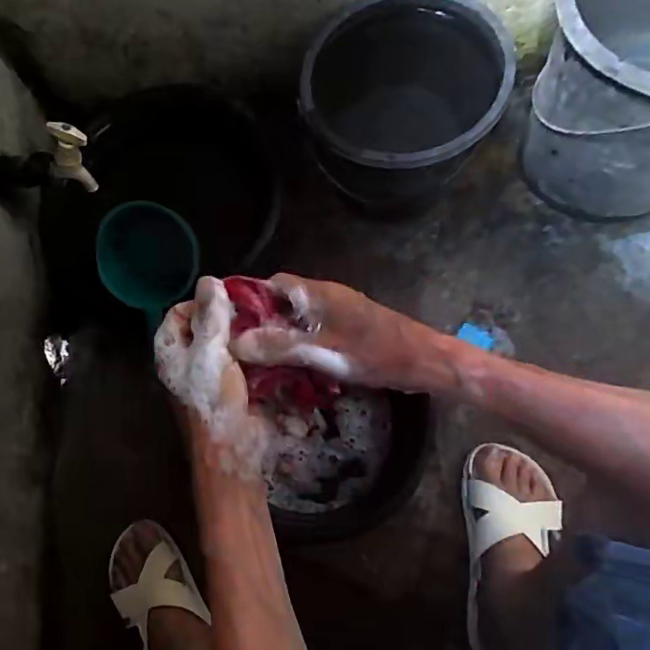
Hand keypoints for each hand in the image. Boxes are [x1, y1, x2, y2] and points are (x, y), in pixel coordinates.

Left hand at [154, 277, 264, 466]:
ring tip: (270, 319)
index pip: (180, 312)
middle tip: (256, 306)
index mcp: (171, 350)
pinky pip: (245, 358)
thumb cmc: (212, 400)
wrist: (233, 448)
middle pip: (207, 324)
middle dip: (230, 315)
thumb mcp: (209, 352)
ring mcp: (212, 373)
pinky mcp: (235, 384)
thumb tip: (209, 280)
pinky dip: (258, 349)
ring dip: (248, 332)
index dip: (203, 302)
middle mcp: (188, 359)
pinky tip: (276, 339)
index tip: (230, 299)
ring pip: (229, 340)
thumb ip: (210, 316)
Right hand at [228, 273, 446, 391]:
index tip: (225, 319)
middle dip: (259, 321)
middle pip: (281, 302)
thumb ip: (278, 346)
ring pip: (297, 319)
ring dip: (278, 335)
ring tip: (255, 360)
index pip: (271, 283)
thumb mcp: (322, 352)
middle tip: (236, 347)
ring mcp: (338, 313)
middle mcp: (325, 297)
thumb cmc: (374, 352)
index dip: (247, 297)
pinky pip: (312, 332)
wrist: (424, 361)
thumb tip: (235, 345)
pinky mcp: (347, 330)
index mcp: (317, 293)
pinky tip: (288, 366)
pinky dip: (297, 345)